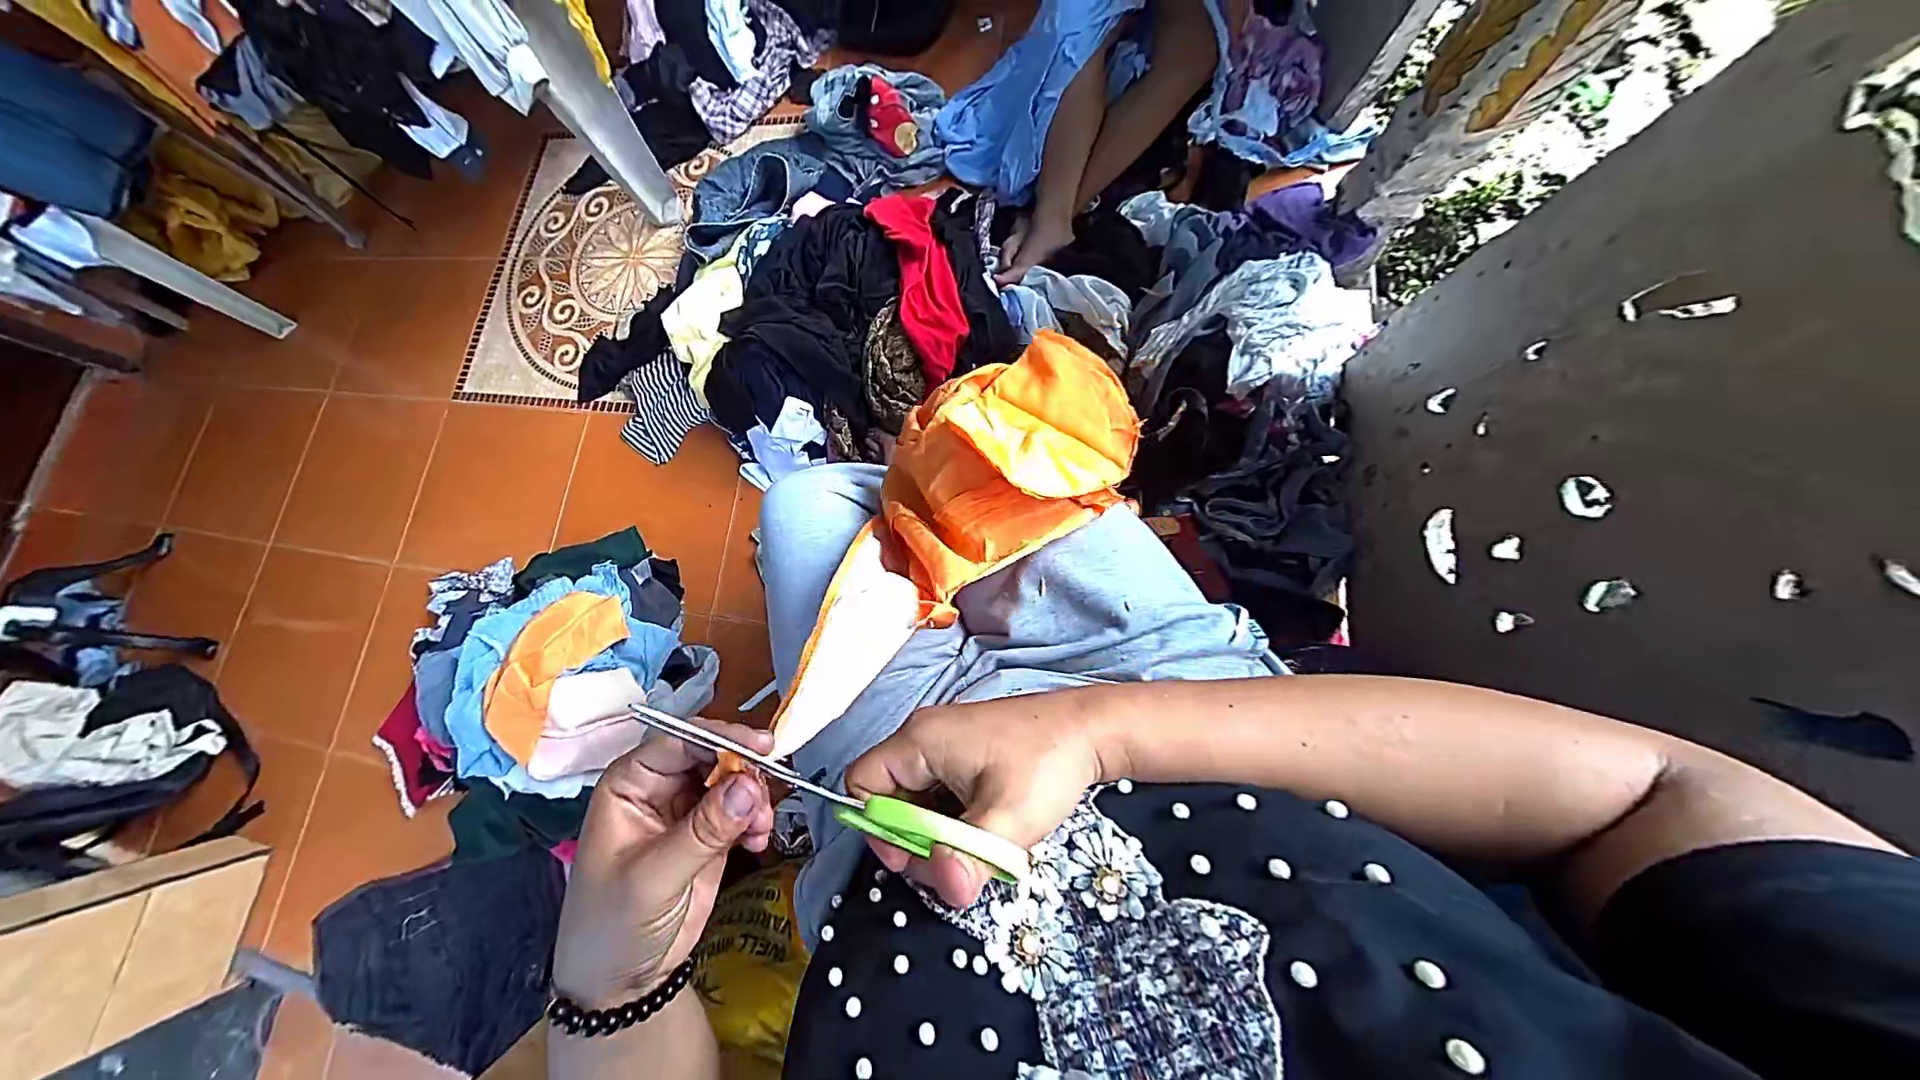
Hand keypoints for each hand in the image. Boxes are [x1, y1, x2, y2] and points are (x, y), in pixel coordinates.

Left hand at [552, 719, 775, 1008]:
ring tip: (760, 828)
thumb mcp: (654, 878)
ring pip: (734, 779)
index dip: (720, 739)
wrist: (621, 984)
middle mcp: (660, 787)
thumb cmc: (612, 927)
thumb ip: (702, 830)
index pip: (680, 742)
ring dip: (755, 799)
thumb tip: (747, 786)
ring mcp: (688, 809)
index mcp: (630, 784)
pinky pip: (744, 808)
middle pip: (713, 755)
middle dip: (744, 771)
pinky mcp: (711, 831)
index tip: (760, 746)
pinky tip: (757, 841)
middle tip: (765, 794)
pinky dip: (757, 819)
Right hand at [844, 694, 1107, 907]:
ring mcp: (947, 742)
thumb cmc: (1050, 761)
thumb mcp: (1010, 818)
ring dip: (940, 831)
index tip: (916, 855)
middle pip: (889, 797)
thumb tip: (947, 889)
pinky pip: (940, 792)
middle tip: (957, 859)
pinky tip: (988, 826)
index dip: (878, 827)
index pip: (862, 784)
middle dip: (916, 838)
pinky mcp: (966, 752)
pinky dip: (955, 818)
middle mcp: (926, 735)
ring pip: (917, 798)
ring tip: (980, 842)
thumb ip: (971, 857)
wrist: (1092, 729)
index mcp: (921, 739)